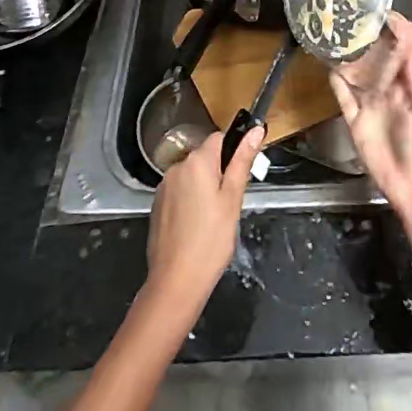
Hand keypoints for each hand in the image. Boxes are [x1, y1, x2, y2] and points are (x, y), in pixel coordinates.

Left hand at [145, 126, 263, 305]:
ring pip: (192, 177)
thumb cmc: (212, 239)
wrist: (176, 280)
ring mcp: (163, 188)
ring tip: (214, 218)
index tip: (241, 173)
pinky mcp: (157, 206)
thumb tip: (254, 130)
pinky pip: (179, 193)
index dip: (233, 151)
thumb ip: (242, 161)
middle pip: (204, 158)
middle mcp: (176, 168)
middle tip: (230, 203)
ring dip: (204, 187)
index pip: (219, 138)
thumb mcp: (233, 198)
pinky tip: (196, 226)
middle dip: (219, 173)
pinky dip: (190, 202)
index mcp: (196, 162)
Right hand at [329, 13, 411, 218]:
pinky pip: (344, 98)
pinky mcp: (356, 121)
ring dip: (349, 59)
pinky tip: (330, 67)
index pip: (401, 52)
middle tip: (353, 20)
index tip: (383, 14)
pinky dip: (337, 83)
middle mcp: (388, 91)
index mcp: (409, 85)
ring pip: (356, 76)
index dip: (394, 33)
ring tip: (336, 38)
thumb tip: (409, 39)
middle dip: (366, 42)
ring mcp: (371, 105)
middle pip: (375, 61)